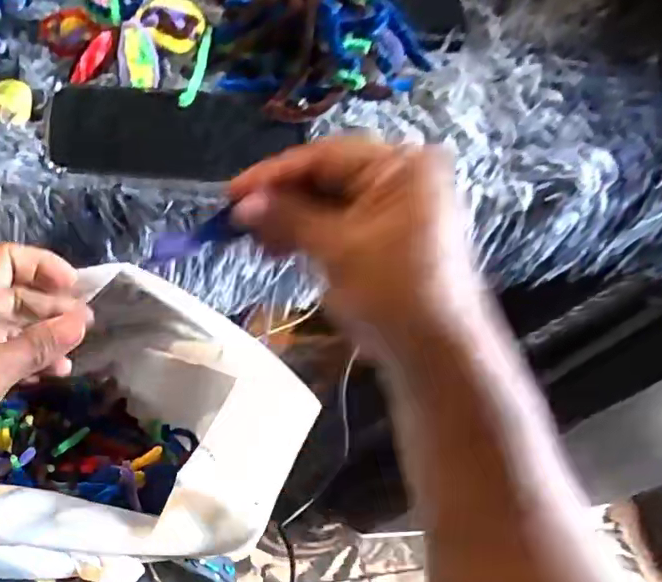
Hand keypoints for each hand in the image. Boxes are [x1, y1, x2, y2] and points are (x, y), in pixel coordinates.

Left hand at [0, 244, 92, 477]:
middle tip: (84, 327)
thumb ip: (40, 345)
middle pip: (13, 293)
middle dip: (50, 307)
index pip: (8, 259)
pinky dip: (23, 357)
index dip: (43, 266)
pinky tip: (48, 375)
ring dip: (40, 337)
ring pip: (9, 326)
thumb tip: (81, 322)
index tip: (73, 289)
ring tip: (71, 357)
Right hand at [229, 136, 496, 359]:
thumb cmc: (392, 293)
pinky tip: (279, 249)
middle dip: (279, 198)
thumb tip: (244, 204)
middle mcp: (400, 176)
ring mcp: (393, 207)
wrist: (430, 346)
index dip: (273, 174)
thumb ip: (289, 220)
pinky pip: (335, 224)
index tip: (231, 194)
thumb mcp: (337, 250)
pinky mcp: (382, 235)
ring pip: (327, 202)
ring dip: (288, 219)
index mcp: (401, 166)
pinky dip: (305, 234)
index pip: (325, 156)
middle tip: (238, 221)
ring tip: (255, 241)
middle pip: (326, 176)